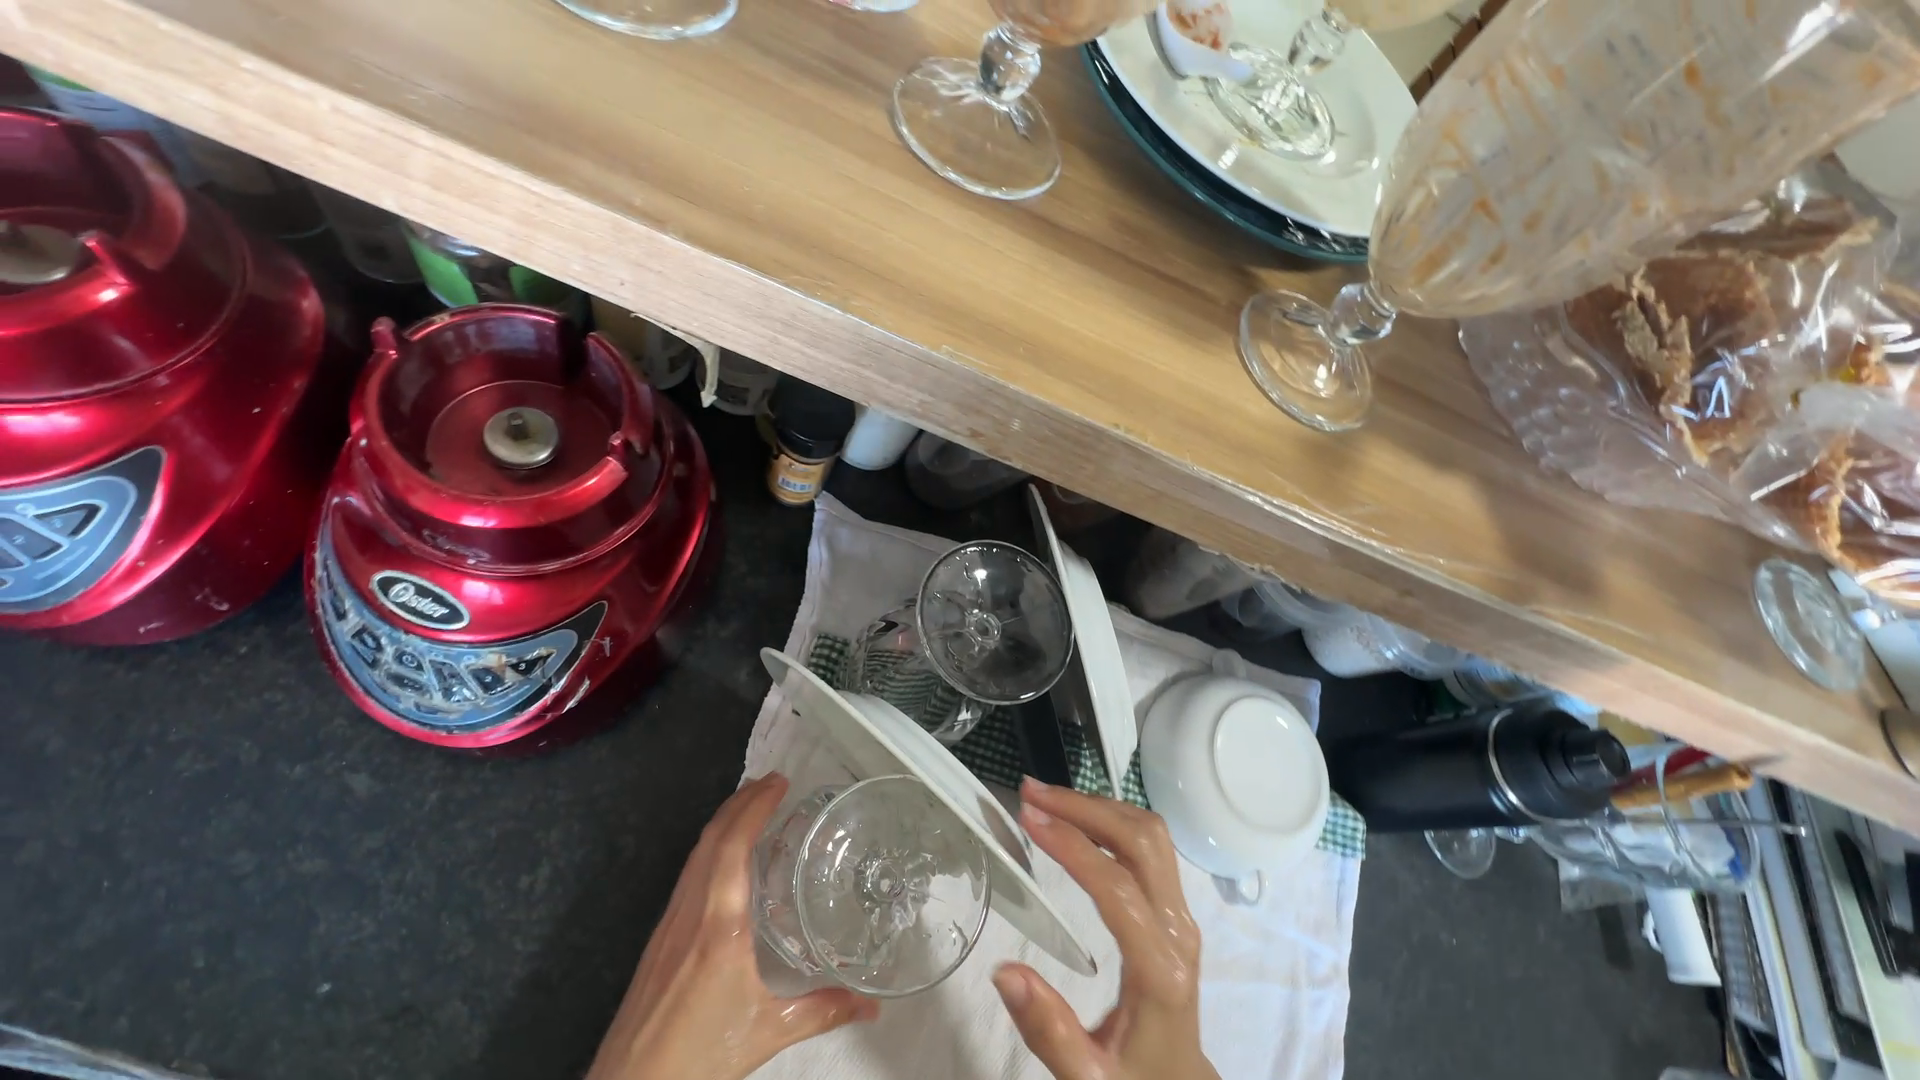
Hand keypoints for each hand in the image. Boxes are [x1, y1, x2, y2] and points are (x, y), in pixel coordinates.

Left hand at [586, 772, 878, 1079]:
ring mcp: (669, 924)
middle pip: (710, 839)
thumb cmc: (699, 1055)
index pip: (733, 846)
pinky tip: (723, 861)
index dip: (755, 807)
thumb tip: (872, 1005)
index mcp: (719, 924)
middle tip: (771, 782)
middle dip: (740, 803)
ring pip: (694, 855)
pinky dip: (709, 849)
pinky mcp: (659, 940)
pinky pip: (686, 876)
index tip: (779, 781)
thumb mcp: (768, 1032)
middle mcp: (690, 912)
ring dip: (722, 823)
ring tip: (750, 806)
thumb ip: (823, 1011)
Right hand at [993, 778, 1219, 1079]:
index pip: (1118, 887)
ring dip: (1100, 807)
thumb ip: (1049, 1031)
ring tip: (1047, 799)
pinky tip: (1077, 821)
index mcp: (1159, 970)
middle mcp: (1179, 931)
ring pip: (1151, 836)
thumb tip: (1003, 971)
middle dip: (1086, 807)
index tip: (1029, 818)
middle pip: (1144, 842)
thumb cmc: (1132, 1078)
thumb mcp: (1088, 1078)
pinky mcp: (1175, 910)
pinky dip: (1112, 820)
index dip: (1073, 845)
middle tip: (1031, 793)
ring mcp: (1182, 916)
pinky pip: (1150, 848)